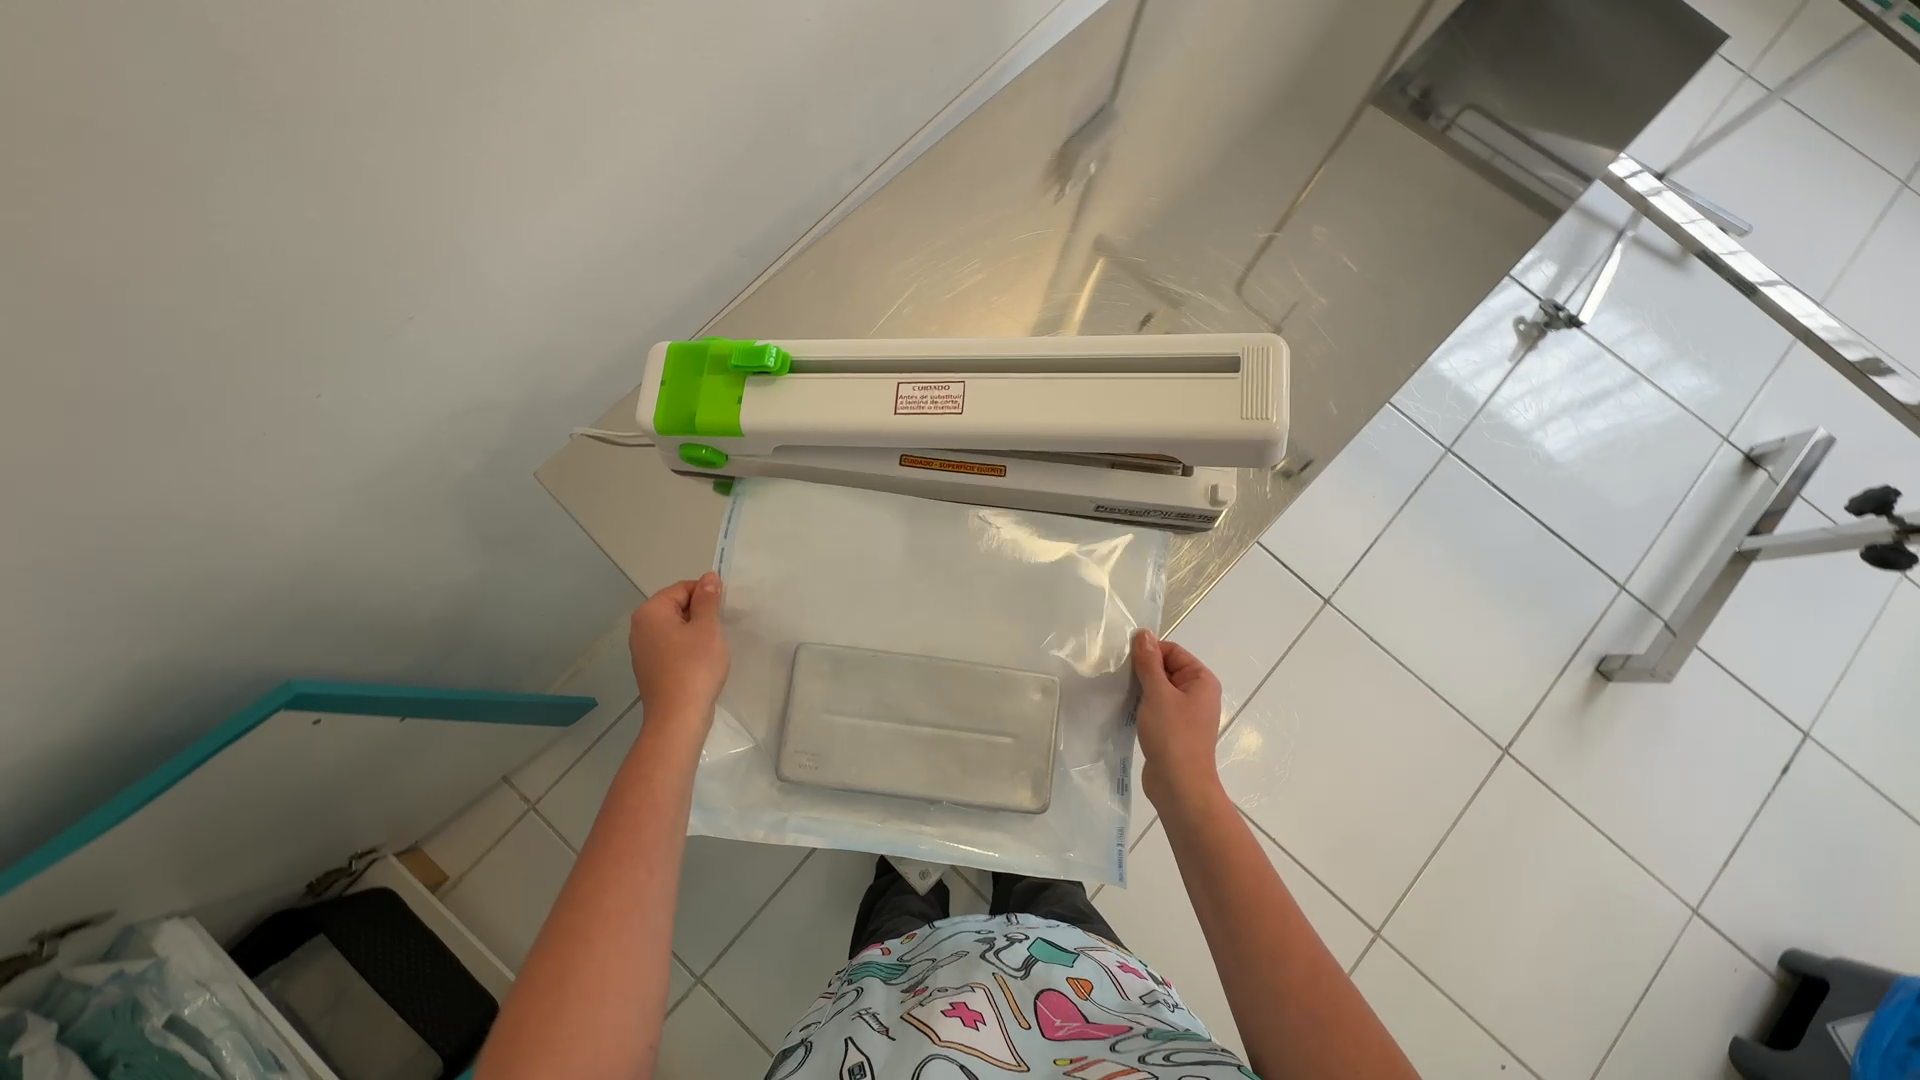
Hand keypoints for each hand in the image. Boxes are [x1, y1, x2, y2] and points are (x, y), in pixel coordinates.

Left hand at [629, 572, 730, 725]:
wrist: (678, 717)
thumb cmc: (695, 668)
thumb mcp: (708, 628)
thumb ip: (708, 600)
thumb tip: (708, 578)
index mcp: (650, 612)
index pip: (683, 588)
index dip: (707, 597)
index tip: (723, 615)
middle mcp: (640, 627)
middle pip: (677, 607)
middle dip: (701, 616)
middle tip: (719, 634)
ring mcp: (642, 650)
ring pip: (676, 629)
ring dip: (696, 635)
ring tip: (712, 651)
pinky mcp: (649, 669)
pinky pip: (672, 649)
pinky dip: (687, 651)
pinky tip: (701, 666)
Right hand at [1130, 629, 1226, 810]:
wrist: (1179, 785)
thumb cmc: (1172, 735)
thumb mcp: (1157, 693)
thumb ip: (1149, 662)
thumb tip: (1144, 634)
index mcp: (1201, 680)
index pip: (1173, 651)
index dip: (1149, 653)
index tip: (1125, 662)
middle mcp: (1197, 693)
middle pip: (1166, 668)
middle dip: (1143, 671)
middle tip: (1119, 678)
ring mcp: (1186, 713)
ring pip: (1159, 689)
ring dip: (1141, 689)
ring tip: (1121, 693)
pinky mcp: (1174, 730)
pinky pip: (1156, 708)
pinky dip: (1142, 706)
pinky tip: (1126, 710)